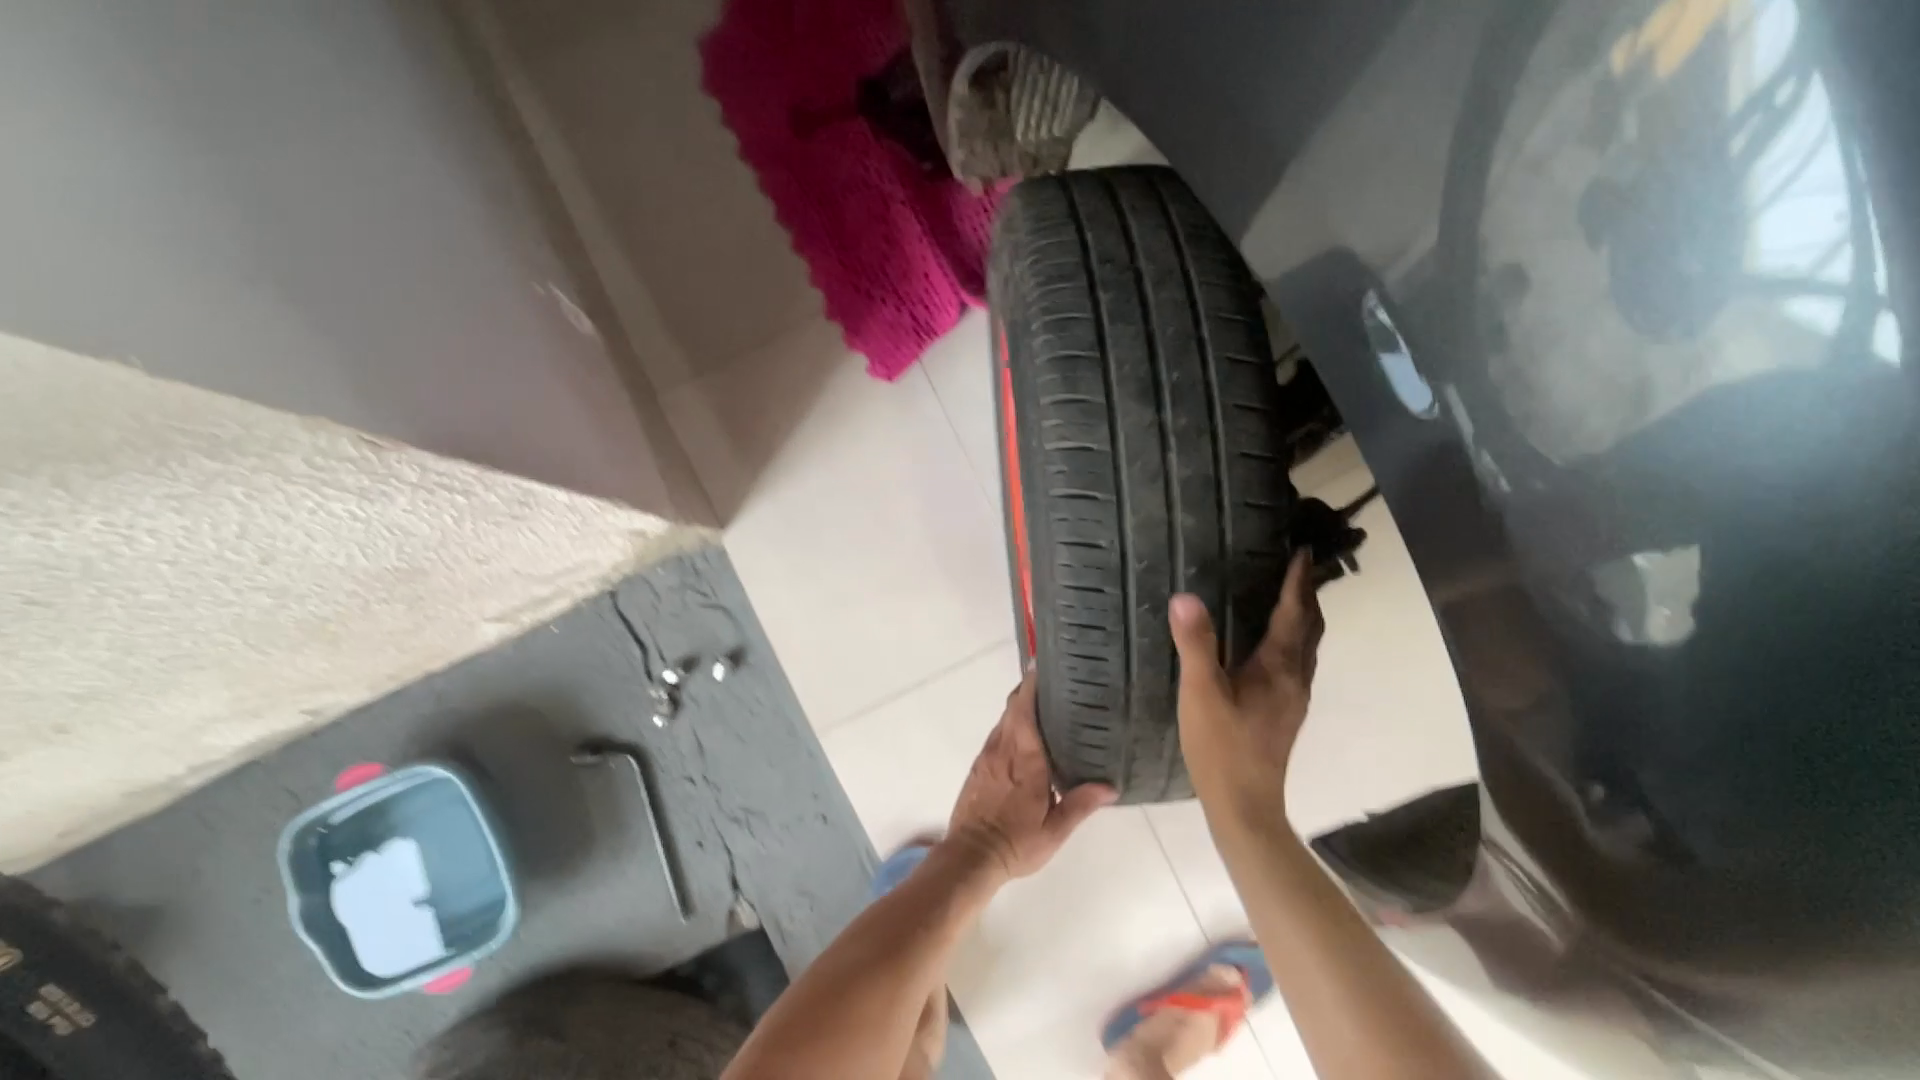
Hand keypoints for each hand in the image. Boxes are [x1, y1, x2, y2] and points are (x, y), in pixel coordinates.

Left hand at [943, 670, 1118, 881]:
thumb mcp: (1055, 830)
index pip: (1025, 710)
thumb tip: (1110, 787)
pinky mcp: (978, 768)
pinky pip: (996, 737)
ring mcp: (986, 758)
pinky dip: (1010, 728)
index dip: (1031, 686)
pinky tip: (1024, 738)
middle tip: (1053, 683)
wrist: (971, 856)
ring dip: (1019, 710)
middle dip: (1028, 692)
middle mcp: (1002, 750)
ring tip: (1044, 707)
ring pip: (1003, 722)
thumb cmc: (1016, 843)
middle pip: (1012, 709)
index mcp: (1024, 759)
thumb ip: (1080, 804)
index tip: (1042, 666)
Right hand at [1171, 551, 1324, 828]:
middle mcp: (1296, 679)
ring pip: (1307, 648)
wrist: (1245, 805)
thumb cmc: (1222, 747)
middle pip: (1311, 628)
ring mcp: (1294, 699)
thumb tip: (1186, 597)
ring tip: (1288, 597)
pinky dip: (1292, 640)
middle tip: (1299, 567)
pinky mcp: (1285, 714)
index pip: (1295, 613)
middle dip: (1307, 595)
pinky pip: (1297, 663)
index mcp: (1280, 668)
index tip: (1302, 551)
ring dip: (1303, 618)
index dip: (1298, 581)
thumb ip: (1196, 645)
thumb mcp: (1201, 694)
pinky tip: (1270, 647)